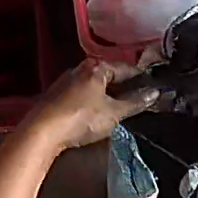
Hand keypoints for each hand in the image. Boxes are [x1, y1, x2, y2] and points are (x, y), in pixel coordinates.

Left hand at [20, 59, 157, 152]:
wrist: (42, 131)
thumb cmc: (81, 118)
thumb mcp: (114, 112)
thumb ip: (136, 102)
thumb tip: (154, 93)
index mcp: (96, 67)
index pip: (125, 68)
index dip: (141, 77)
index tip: (153, 85)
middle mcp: (79, 68)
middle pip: (108, 75)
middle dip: (124, 86)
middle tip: (140, 97)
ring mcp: (66, 81)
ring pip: (94, 84)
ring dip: (107, 94)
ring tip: (122, 106)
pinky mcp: (57, 95)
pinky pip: (82, 94)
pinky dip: (93, 100)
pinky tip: (97, 111)